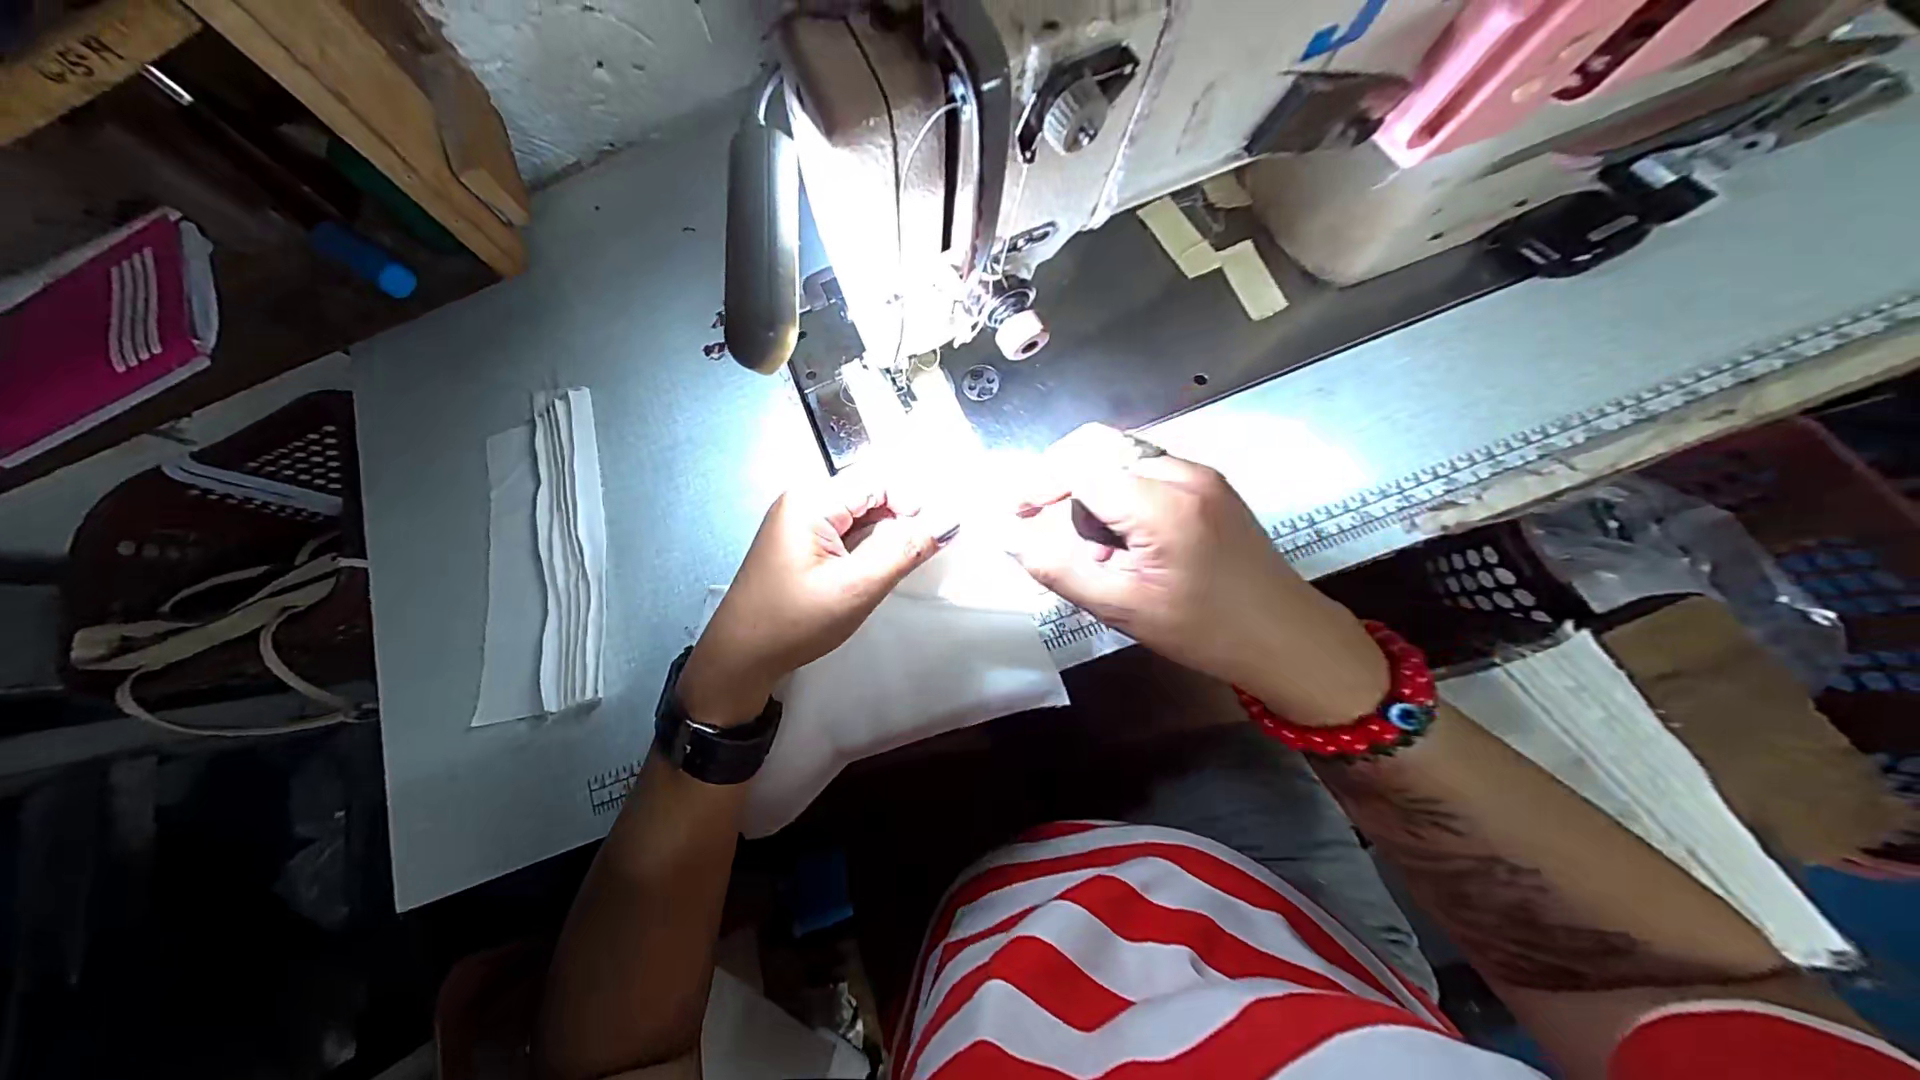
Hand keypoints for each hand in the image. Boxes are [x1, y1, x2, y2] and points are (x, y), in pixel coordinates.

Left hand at [680, 470, 948, 726]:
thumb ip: (906, 550)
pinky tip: (872, 572)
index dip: (911, 502)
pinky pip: (849, 532)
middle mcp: (805, 502)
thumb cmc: (792, 623)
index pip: (878, 478)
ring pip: (863, 514)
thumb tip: (950, 521)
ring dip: (885, 537)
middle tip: (912, 557)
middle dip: (899, 520)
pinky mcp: (804, 543)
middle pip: (870, 493)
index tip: (927, 536)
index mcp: (811, 501)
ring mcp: (802, 523)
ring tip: (890, 569)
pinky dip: (869, 548)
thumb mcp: (857, 588)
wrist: (741, 658)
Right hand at [1007, 425, 1386, 725]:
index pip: (1079, 466)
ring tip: (1087, 539)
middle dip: (1058, 475)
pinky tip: (1119, 532)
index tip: (1016, 513)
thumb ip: (1059, 569)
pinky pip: (1144, 467)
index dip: (1039, 485)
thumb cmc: (1204, 630)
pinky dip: (1116, 488)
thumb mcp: (1122, 608)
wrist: (1286, 635)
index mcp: (1164, 504)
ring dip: (1088, 483)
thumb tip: (1010, 538)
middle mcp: (1183, 472)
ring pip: (1119, 453)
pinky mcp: (1208, 482)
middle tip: (1039, 516)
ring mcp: (1200, 473)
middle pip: (1098, 445)